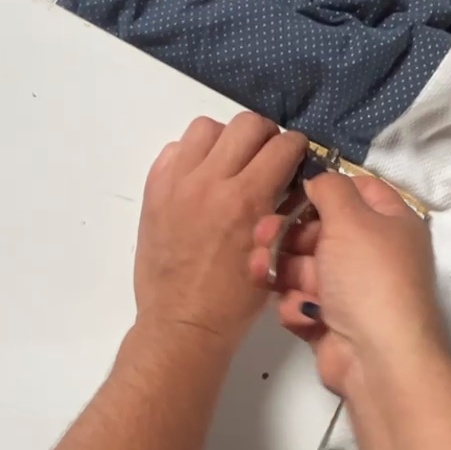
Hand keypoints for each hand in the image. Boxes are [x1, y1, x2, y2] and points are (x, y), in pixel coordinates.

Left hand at [135, 113, 306, 347]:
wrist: (182, 325)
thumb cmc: (235, 302)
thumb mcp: (274, 254)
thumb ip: (283, 210)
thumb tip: (291, 180)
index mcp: (246, 200)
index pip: (282, 145)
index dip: (297, 146)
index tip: (296, 155)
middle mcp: (211, 182)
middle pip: (247, 124)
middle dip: (266, 136)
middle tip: (267, 157)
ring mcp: (177, 183)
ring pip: (206, 127)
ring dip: (226, 139)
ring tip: (230, 163)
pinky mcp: (154, 190)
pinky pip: (174, 149)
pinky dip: (192, 155)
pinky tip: (201, 178)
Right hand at [248, 171, 447, 399]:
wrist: (377, 358)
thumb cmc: (368, 277)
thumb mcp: (351, 218)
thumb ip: (330, 188)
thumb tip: (319, 179)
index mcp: (391, 222)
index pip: (357, 190)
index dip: (325, 188)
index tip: (291, 189)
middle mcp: (374, 253)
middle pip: (322, 230)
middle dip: (288, 233)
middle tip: (262, 234)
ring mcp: (353, 289)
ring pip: (304, 266)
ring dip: (282, 268)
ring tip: (261, 271)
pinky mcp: (332, 321)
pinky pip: (304, 301)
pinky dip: (297, 305)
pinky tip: (301, 312)